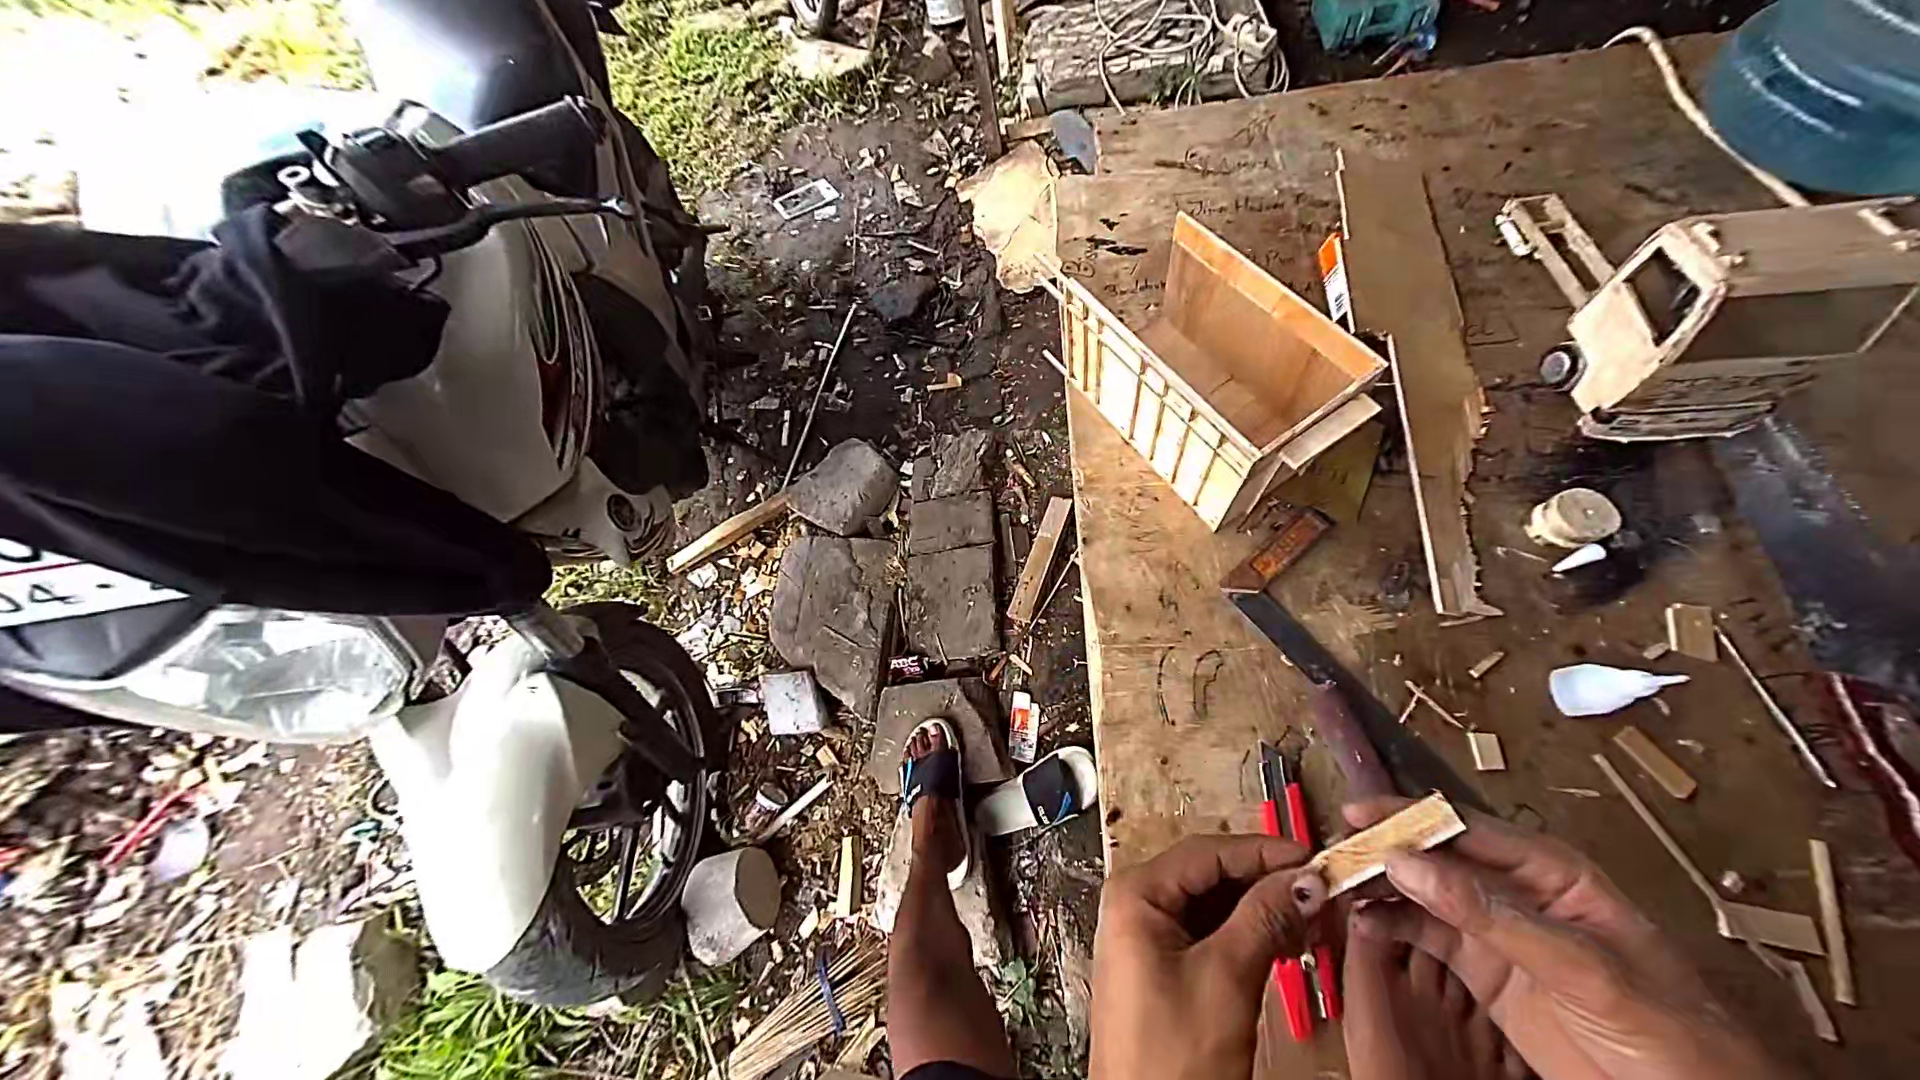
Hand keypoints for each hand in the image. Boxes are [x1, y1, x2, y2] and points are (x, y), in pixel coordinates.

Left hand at [1089, 835, 1327, 1079]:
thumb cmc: (1173, 1057)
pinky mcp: (1164, 962)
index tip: (1311, 857)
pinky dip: (1250, 933)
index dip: (1260, 852)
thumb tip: (1303, 880)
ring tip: (1314, 916)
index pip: (1205, 852)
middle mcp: (1137, 902)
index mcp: (1136, 892)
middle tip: (1320, 889)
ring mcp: (1148, 932)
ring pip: (1214, 903)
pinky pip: (1210, 931)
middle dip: (1266, 881)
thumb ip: (1263, 920)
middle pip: (1210, 874)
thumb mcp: (1224, 980)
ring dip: (1263, 907)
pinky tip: (1289, 940)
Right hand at [1344, 798, 1790, 1079]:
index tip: (1356, 814)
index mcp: (1547, 870)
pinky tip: (1362, 924)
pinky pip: (1421, 933)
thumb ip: (1492, 913)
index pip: (1461, 828)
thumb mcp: (1584, 968)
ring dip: (1376, 887)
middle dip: (1381, 850)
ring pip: (1418, 891)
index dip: (1405, 816)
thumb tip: (1407, 862)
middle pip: (1431, 855)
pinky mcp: (1479, 967)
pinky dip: (1387, 925)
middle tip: (1335, 854)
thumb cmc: (1676, 1037)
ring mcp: (1492, 928)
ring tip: (1336, 887)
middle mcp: (1511, 889)